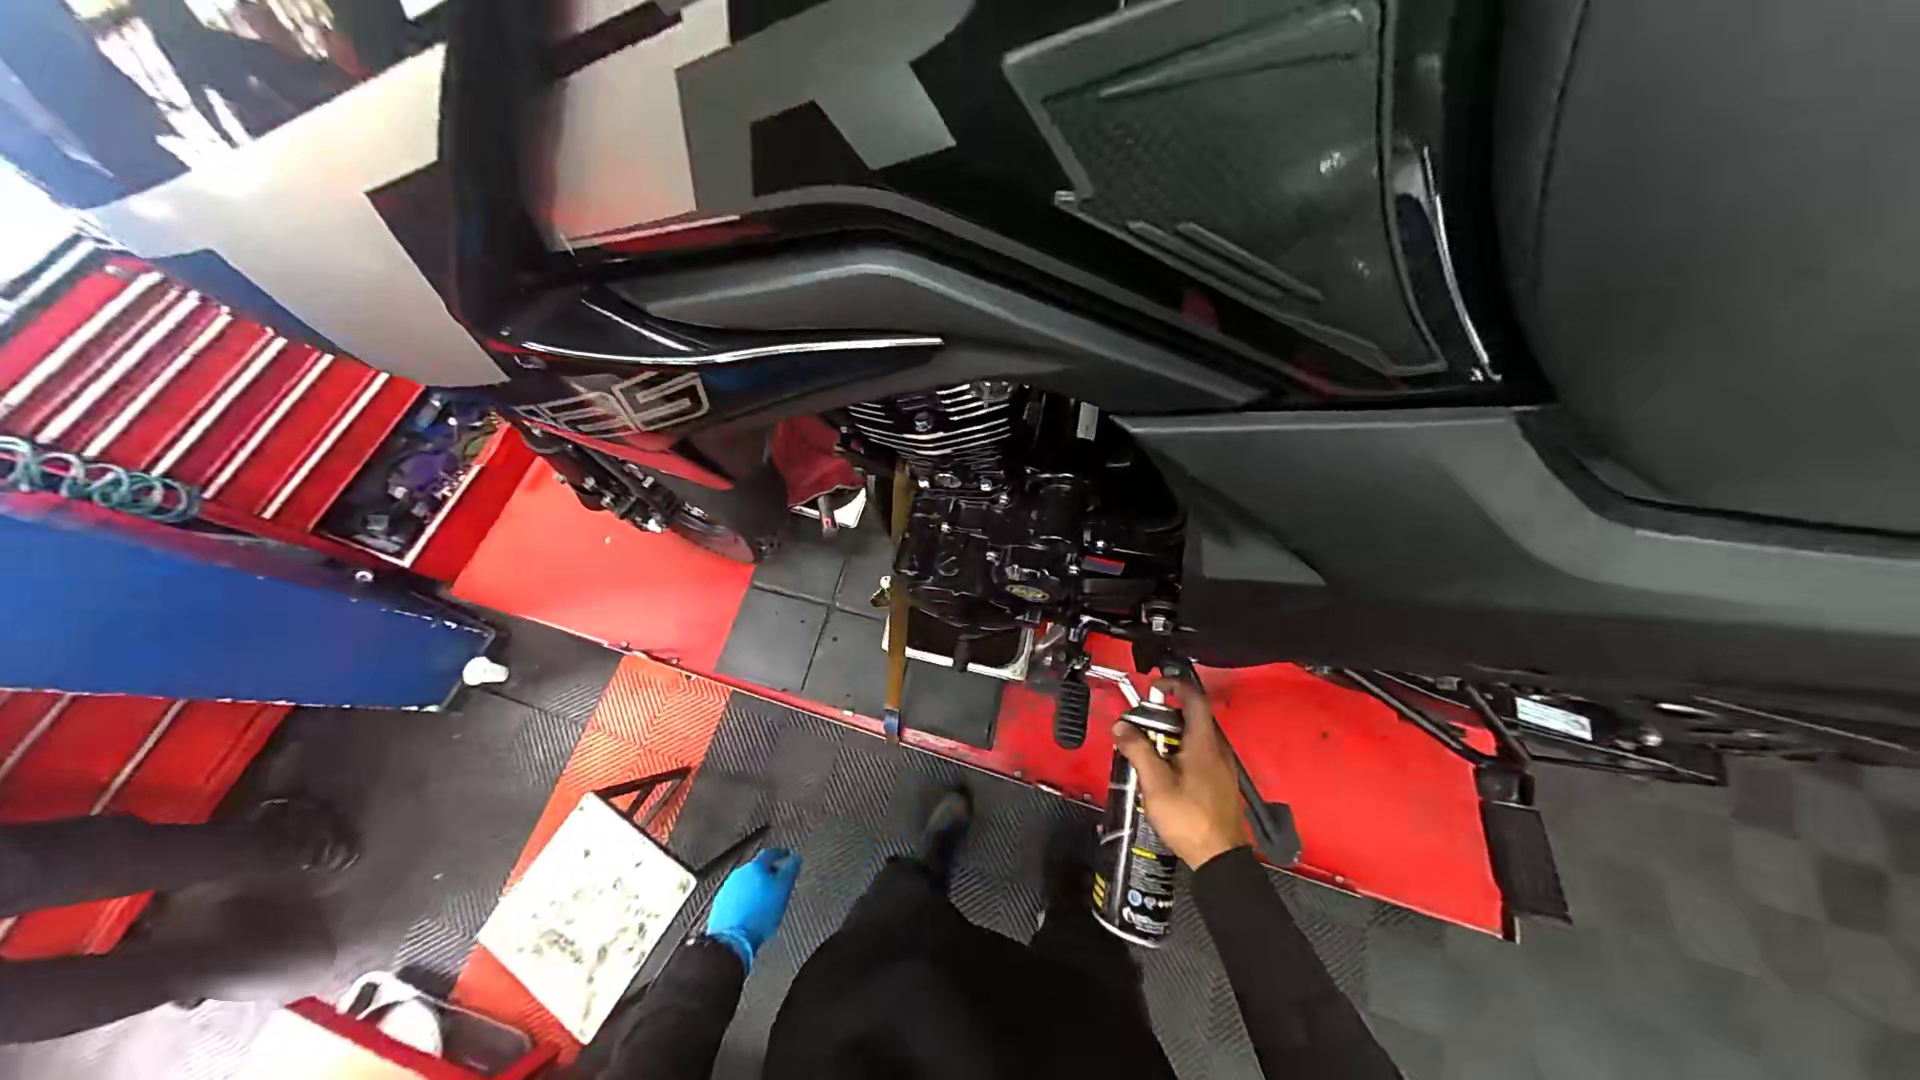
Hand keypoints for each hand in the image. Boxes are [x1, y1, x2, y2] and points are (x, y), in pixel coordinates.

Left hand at [705, 848, 801, 969]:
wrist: (731, 942)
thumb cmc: (760, 915)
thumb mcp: (783, 890)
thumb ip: (790, 871)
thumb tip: (796, 857)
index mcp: (755, 867)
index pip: (770, 853)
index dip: (780, 853)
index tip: (787, 855)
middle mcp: (738, 875)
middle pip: (756, 868)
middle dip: (768, 873)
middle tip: (778, 880)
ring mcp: (726, 891)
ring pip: (745, 883)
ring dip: (756, 887)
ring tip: (766, 899)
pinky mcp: (719, 908)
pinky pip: (736, 898)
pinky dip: (746, 900)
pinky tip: (751, 912)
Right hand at [1112, 679, 1246, 868]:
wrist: (1219, 858)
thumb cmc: (1188, 817)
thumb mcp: (1155, 784)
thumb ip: (1138, 751)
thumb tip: (1121, 726)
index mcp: (1204, 743)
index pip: (1195, 699)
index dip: (1175, 685)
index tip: (1154, 687)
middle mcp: (1218, 749)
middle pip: (1194, 717)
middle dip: (1167, 713)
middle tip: (1143, 723)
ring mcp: (1223, 766)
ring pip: (1197, 736)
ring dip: (1173, 733)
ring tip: (1149, 747)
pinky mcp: (1221, 782)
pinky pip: (1201, 753)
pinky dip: (1182, 749)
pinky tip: (1166, 770)